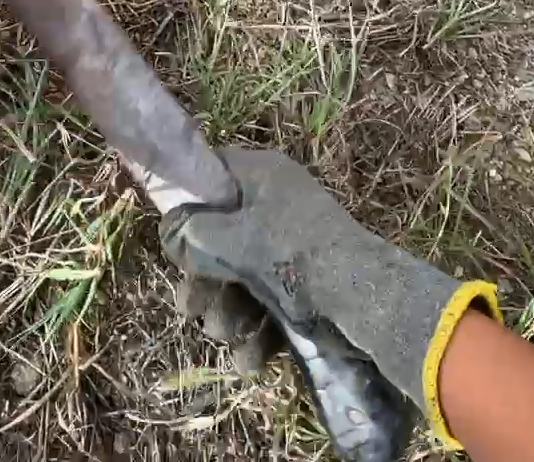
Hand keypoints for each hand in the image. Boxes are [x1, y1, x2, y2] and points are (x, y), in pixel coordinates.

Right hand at [161, 149, 498, 447]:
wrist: (362, 300)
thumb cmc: (290, 253)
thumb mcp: (229, 238)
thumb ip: (191, 231)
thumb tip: (171, 232)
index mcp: (261, 175)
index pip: (212, 175)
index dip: (188, 204)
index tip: (173, 238)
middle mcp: (275, 203)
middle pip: (222, 236)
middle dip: (204, 279)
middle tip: (188, 307)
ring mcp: (292, 245)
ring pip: (243, 276)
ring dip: (228, 311)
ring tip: (225, 335)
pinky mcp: (307, 284)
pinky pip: (269, 300)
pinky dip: (257, 329)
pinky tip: (249, 358)